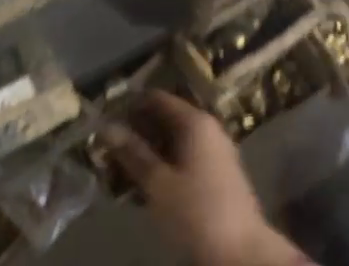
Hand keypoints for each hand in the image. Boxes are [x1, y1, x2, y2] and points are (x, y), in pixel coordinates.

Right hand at [100, 92, 305, 265]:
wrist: (243, 256)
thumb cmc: (197, 213)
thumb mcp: (158, 184)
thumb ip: (132, 153)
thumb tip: (106, 127)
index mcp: (195, 122)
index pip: (156, 98)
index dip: (128, 105)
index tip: (104, 119)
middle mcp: (207, 130)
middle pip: (164, 119)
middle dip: (135, 132)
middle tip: (107, 147)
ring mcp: (214, 154)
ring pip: (172, 143)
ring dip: (146, 152)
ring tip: (119, 168)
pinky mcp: (216, 178)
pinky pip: (182, 161)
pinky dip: (162, 167)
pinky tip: (142, 186)